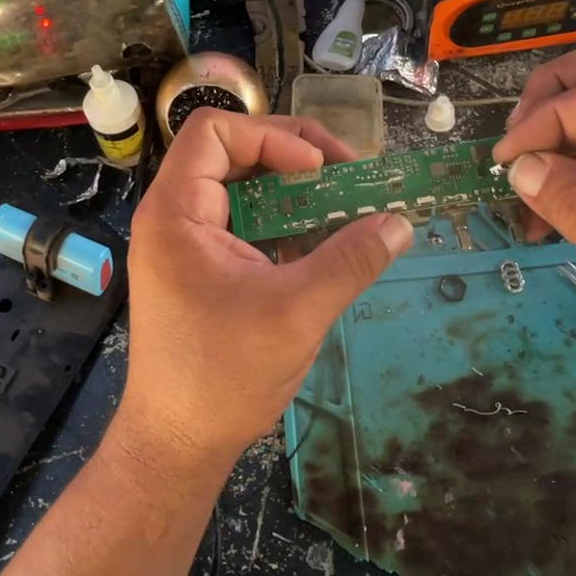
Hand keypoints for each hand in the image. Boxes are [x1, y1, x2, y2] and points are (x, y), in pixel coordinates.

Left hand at [119, 109, 413, 474]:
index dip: (272, 137)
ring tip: (345, 212)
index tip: (319, 170)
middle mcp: (174, 219)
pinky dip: (284, 230)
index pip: (214, 132)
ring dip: (295, 198)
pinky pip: (245, 229)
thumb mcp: (296, 313)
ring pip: (244, 195)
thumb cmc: (222, 376)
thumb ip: (350, 262)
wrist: (177, 443)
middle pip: (232, 157)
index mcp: (176, 213)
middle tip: (347, 180)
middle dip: (294, 162)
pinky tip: (323, 249)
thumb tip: (400, 224)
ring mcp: (187, 247)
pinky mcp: (203, 273)